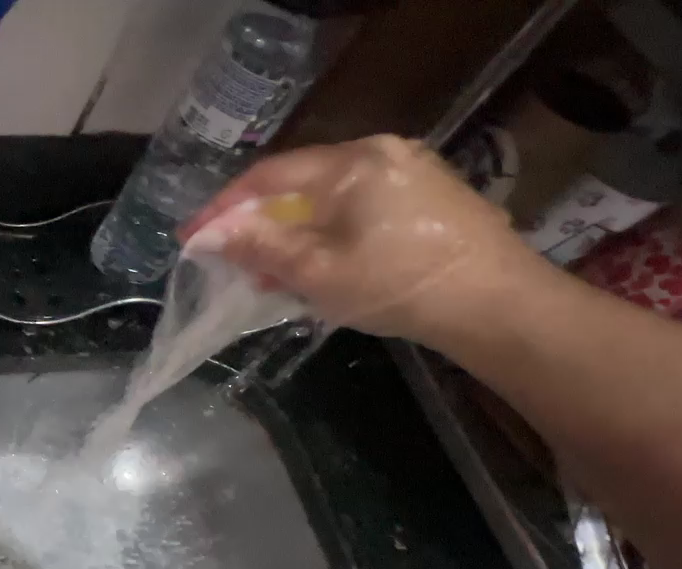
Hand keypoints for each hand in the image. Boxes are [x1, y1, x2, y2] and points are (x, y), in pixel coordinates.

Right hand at [179, 135, 555, 348]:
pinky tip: (309, 265)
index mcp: (352, 164)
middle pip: (296, 184)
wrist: (492, 302)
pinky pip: (352, 207)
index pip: (268, 176)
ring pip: (324, 198)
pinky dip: (320, 233)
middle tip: (226, 257)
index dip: (222, 207)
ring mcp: (408, 172)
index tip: (189, 237)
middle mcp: (381, 154)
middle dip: (255, 222)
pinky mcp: (423, 195)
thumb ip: (257, 246)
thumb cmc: (394, 284)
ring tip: (264, 270)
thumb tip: (209, 235)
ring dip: (287, 232)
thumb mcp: (313, 270)